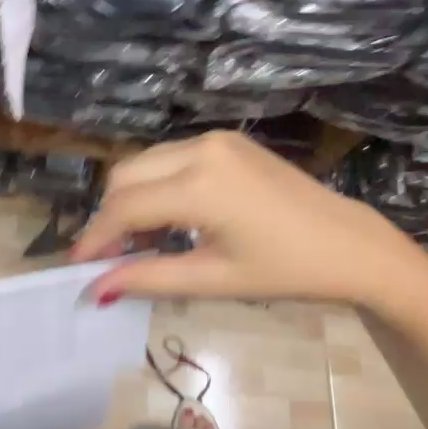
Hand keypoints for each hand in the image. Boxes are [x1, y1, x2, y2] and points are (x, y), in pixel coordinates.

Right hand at [70, 130, 408, 305]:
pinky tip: (172, 218)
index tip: (78, 266)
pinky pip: (171, 156)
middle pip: (126, 174)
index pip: (126, 207)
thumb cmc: (286, 270)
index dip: (96, 237)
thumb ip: (150, 279)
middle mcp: (200, 148)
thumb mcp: (215, 279)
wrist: (349, 243)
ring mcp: (214, 138)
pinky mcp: (226, 139)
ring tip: (146, 244)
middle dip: (111, 215)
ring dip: (134, 198)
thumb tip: (96, 290)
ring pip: (146, 161)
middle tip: (114, 258)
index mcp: (200, 185)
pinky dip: (158, 184)